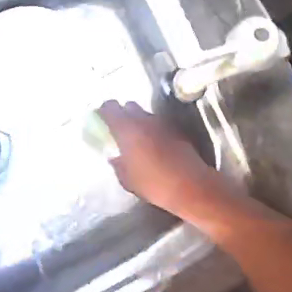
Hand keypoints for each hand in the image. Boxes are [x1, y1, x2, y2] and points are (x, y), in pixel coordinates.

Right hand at [97, 101, 236, 218]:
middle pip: (129, 106)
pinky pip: (158, 124)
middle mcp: (144, 120)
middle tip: (119, 131)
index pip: (110, 107)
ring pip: (145, 114)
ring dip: (139, 123)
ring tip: (138, 141)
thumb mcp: (127, 179)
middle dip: (122, 115)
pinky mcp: (176, 129)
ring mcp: (162, 123)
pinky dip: (153, 130)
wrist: (191, 186)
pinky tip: (155, 147)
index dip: (104, 111)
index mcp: (127, 129)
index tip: (101, 120)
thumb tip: (114, 156)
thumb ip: (117, 163)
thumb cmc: (153, 184)